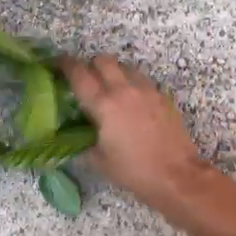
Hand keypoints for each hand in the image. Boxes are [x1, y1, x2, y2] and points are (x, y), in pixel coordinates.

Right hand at [58, 55, 207, 205]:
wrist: (177, 175)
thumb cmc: (134, 171)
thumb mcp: (99, 161)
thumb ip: (82, 143)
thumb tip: (71, 137)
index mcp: (104, 105)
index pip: (79, 74)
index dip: (65, 64)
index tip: (58, 63)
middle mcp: (124, 90)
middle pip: (103, 60)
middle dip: (91, 65)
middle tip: (86, 79)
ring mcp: (146, 90)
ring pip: (125, 67)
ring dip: (113, 72)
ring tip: (110, 90)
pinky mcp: (162, 96)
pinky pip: (142, 80)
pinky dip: (132, 84)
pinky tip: (132, 103)